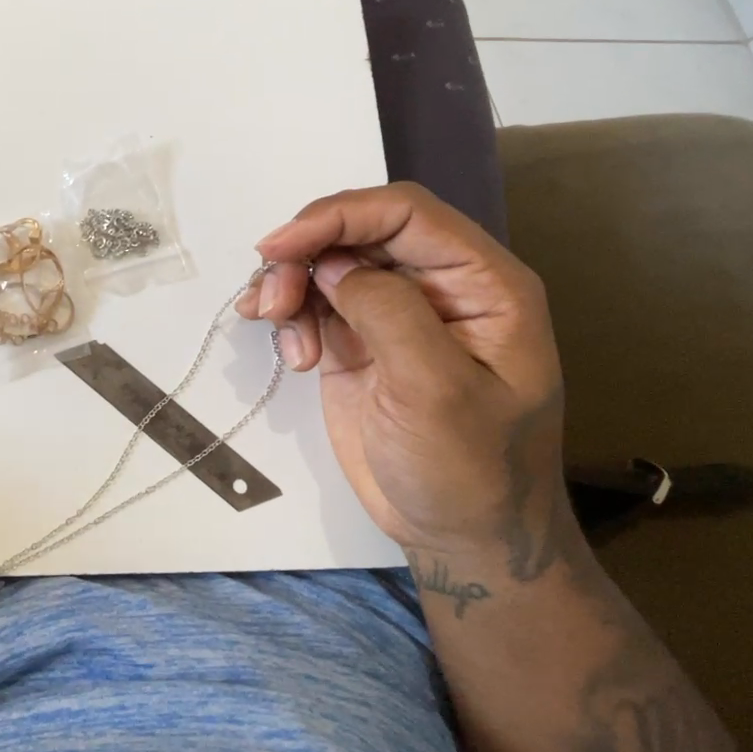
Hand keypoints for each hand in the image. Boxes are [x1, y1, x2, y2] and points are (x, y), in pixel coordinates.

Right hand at [236, 183, 567, 561]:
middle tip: (271, 303)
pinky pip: (313, 304)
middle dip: (304, 255)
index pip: (405, 214)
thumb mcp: (436, 391)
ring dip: (289, 287)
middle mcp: (438, 287)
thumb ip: (388, 312)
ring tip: (274, 328)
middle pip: (357, 233)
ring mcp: (394, 314)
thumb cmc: (469, 469)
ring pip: (326, 265)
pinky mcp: (358, 343)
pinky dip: (288, 316)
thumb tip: (332, 265)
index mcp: (481, 284)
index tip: (278, 246)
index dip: (337, 215)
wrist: (459, 537)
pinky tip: (289, 352)